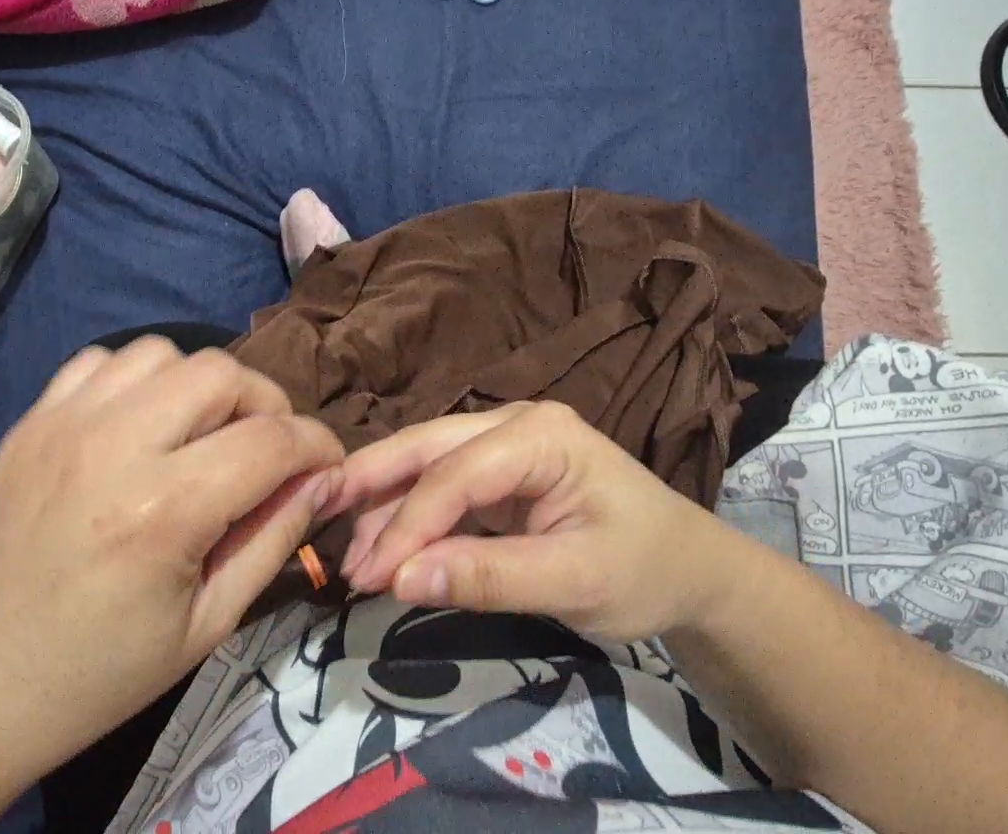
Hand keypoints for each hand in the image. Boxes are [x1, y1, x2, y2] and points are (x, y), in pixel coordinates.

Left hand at [0, 339, 344, 820]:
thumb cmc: (98, 675)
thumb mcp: (208, 626)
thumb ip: (274, 540)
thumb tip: (323, 480)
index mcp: (163, 512)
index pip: (272, 441)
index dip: (318, 446)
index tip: (327, 466)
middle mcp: (112, 446)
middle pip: (222, 374)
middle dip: (267, 404)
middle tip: (270, 451)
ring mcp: (62, 425)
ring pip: (163, 353)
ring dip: (203, 386)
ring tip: (204, 435)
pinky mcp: (30, 422)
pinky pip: (101, 361)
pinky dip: (139, 380)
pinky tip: (141, 426)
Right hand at [329, 401, 728, 641]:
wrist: (690, 572)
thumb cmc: (644, 570)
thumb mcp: (575, 581)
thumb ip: (489, 577)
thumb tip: (399, 580)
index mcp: (540, 435)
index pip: (454, 474)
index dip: (408, 525)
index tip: (371, 579)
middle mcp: (513, 425)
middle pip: (425, 447)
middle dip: (372, 487)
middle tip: (317, 527)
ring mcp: (502, 447)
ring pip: (424, 466)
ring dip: (385, 510)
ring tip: (353, 565)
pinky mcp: (496, 475)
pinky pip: (439, 490)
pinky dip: (408, 520)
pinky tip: (383, 552)